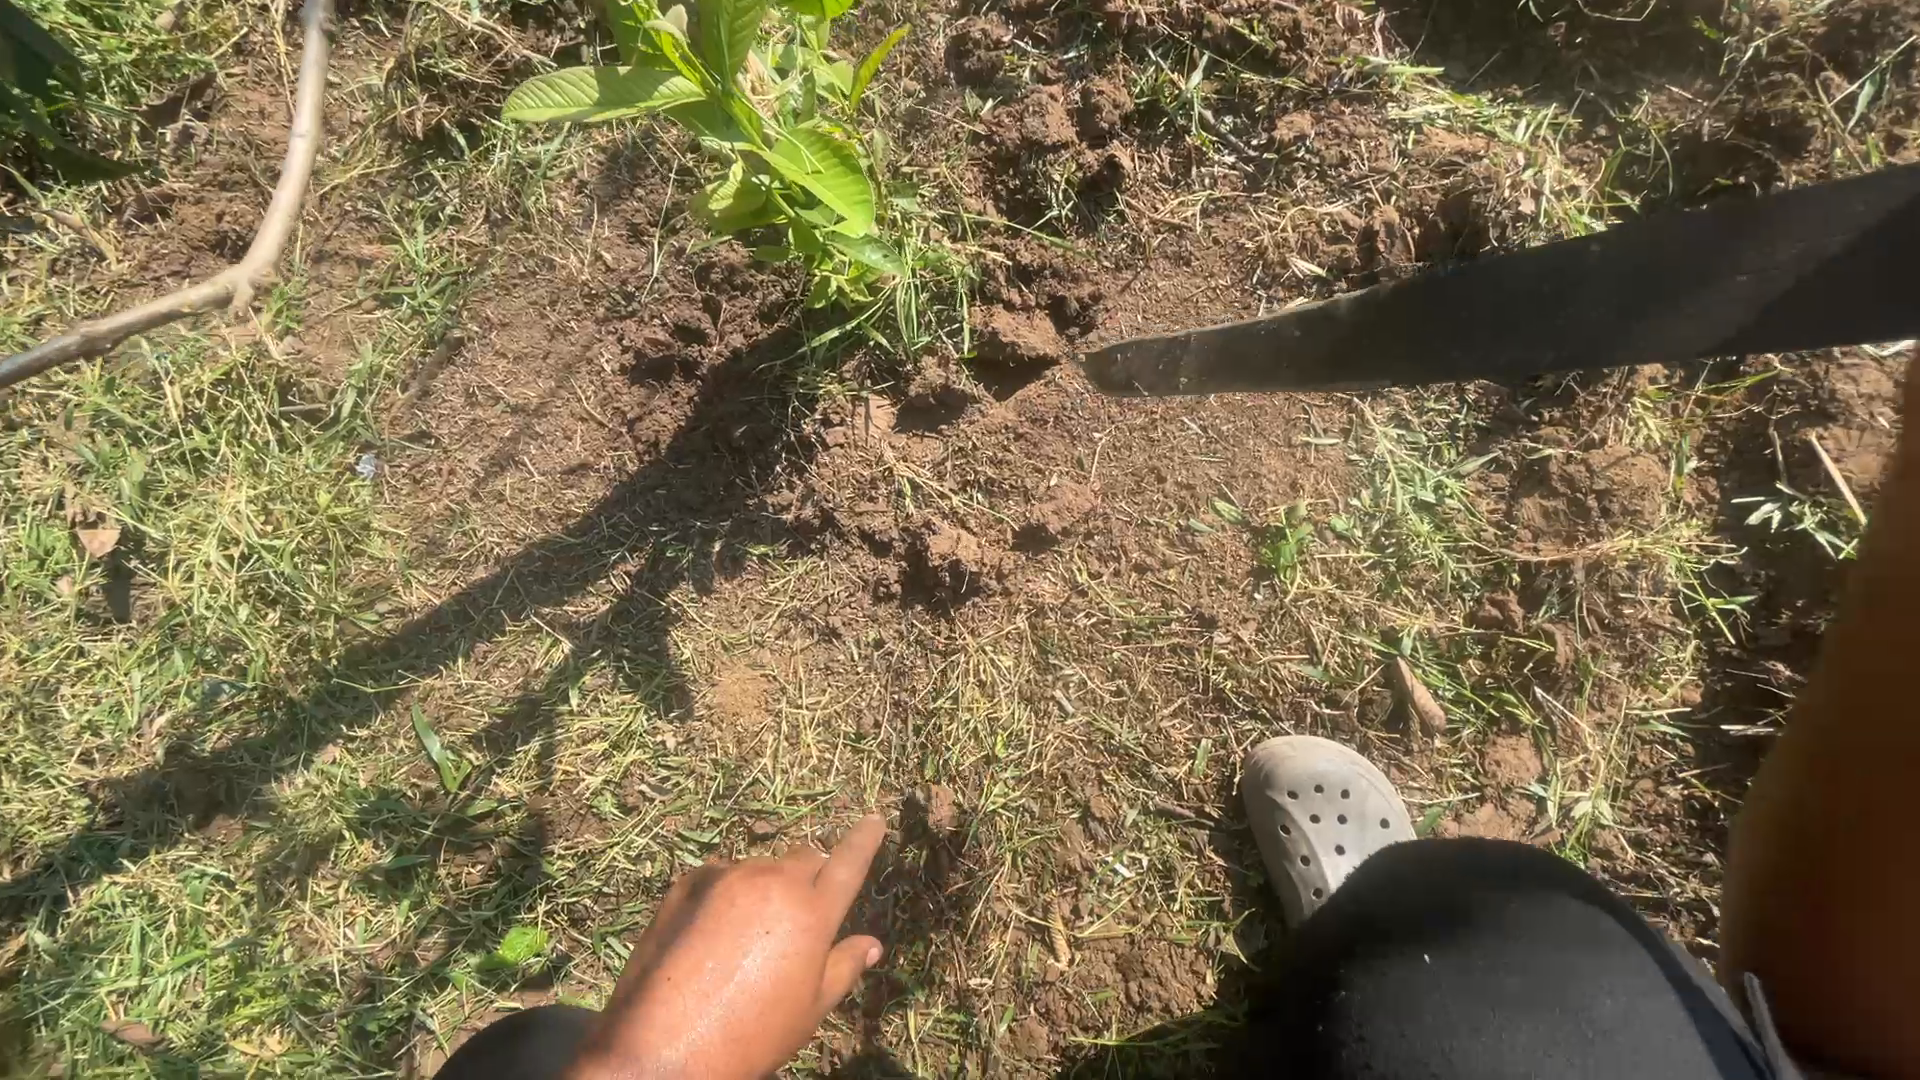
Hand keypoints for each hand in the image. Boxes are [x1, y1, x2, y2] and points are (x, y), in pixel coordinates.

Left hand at [562, 816, 886, 1079]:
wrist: (659, 1051)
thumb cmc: (748, 1037)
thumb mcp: (809, 1012)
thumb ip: (844, 968)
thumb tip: (872, 944)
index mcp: (812, 912)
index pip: (849, 862)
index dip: (865, 840)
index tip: (875, 820)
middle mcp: (774, 881)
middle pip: (805, 858)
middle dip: (811, 874)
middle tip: (800, 912)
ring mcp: (729, 876)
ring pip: (762, 867)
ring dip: (766, 887)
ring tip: (747, 937)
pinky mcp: (691, 881)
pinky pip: (722, 875)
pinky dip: (726, 893)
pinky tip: (712, 934)